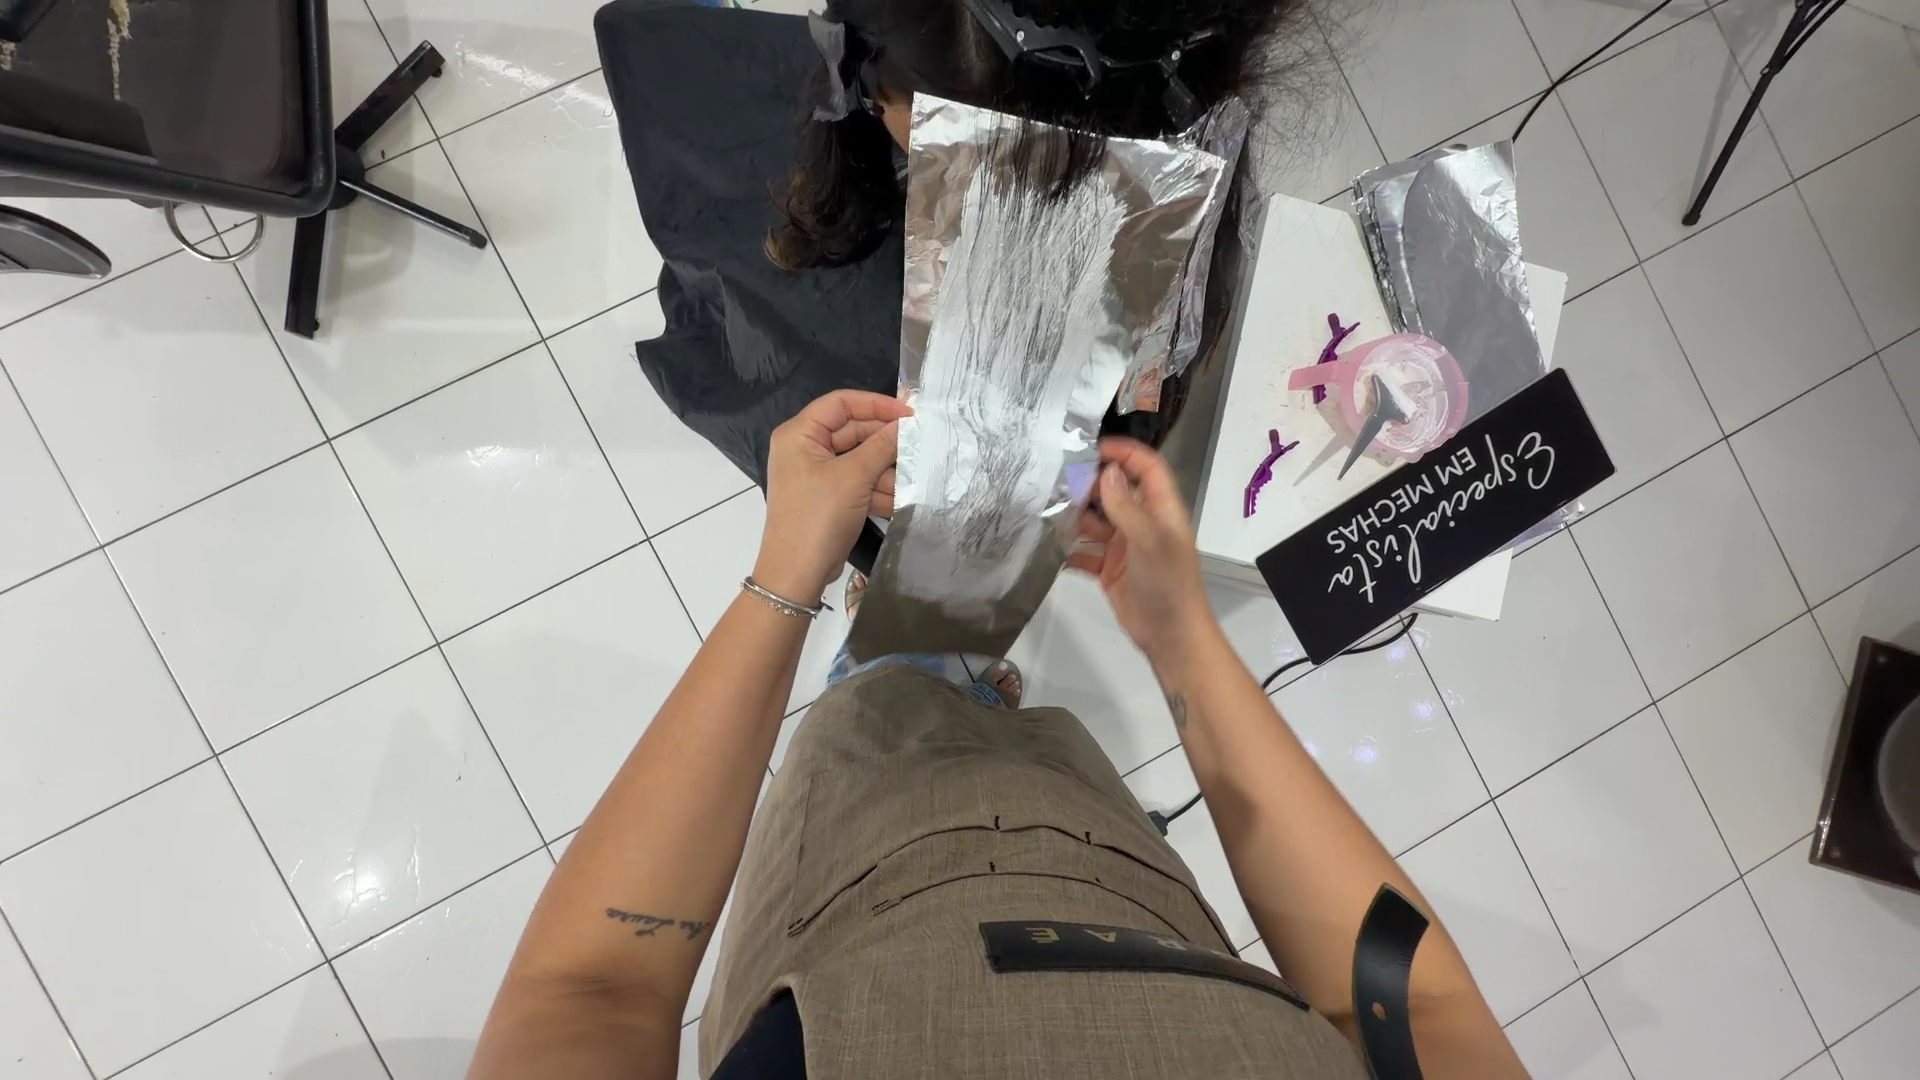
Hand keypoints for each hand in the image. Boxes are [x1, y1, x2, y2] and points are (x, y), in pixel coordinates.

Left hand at [754, 389, 912, 605]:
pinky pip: (858, 483)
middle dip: (885, 443)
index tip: (910, 413)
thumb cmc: (818, 516)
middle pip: (853, 432)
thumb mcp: (854, 477)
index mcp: (800, 434)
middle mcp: (806, 449)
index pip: (842, 403)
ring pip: (860, 460)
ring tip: (912, 481)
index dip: (877, 405)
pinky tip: (901, 501)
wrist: (797, 573)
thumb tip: (908, 424)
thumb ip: (882, 446)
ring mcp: (817, 475)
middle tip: (919, 446)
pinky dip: (878, 491)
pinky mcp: (829, 498)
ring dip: (886, 471)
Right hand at [1068, 438, 1218, 675]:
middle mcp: (1142, 523)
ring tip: (1046, 508)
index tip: (1093, 446)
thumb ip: (1126, 506)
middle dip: (1089, 483)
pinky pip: (1084, 551)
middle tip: (1057, 477)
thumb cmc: (1167, 584)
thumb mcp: (1149, 540)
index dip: (1125, 453)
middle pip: (1115, 491)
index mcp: (1161, 510)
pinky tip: (1049, 544)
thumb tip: (1106, 471)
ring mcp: (1124, 546)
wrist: (1170, 636)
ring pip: (1095, 521)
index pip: (1147, 468)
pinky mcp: (1108, 569)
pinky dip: (1069, 548)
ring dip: (1074, 515)